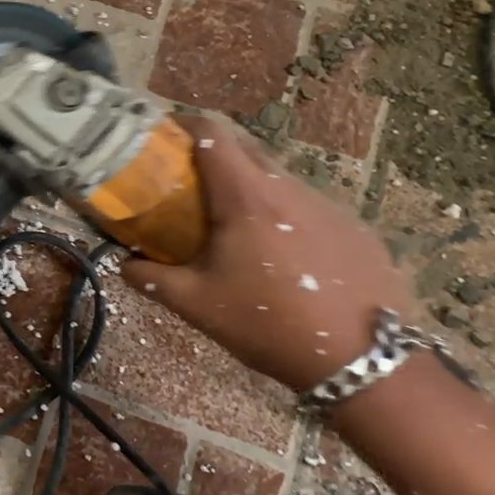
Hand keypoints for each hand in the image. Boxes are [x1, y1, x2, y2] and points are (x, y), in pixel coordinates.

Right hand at [122, 116, 411, 392]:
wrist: (373, 370)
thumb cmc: (272, 326)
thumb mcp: (195, 304)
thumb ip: (148, 277)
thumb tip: (122, 260)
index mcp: (248, 197)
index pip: (212, 132)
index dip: (182, 124)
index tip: (160, 136)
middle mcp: (291, 190)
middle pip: (246, 149)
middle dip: (212, 155)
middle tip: (187, 183)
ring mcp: (332, 210)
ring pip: (280, 180)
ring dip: (251, 188)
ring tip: (236, 226)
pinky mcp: (361, 233)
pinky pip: (311, 209)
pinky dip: (287, 217)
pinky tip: (283, 256)